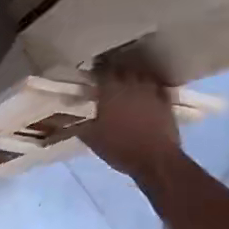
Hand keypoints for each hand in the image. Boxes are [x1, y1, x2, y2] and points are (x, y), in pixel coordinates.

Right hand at [77, 60, 184, 180]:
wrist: (156, 161)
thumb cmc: (120, 147)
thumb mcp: (90, 137)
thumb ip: (77, 123)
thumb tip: (61, 118)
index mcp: (110, 90)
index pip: (101, 69)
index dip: (96, 68)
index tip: (91, 72)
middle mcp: (131, 86)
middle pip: (123, 67)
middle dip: (115, 68)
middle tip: (108, 75)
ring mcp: (151, 93)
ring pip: (142, 74)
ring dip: (134, 75)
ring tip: (128, 80)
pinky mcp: (167, 103)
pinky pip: (159, 87)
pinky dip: (153, 86)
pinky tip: (148, 91)